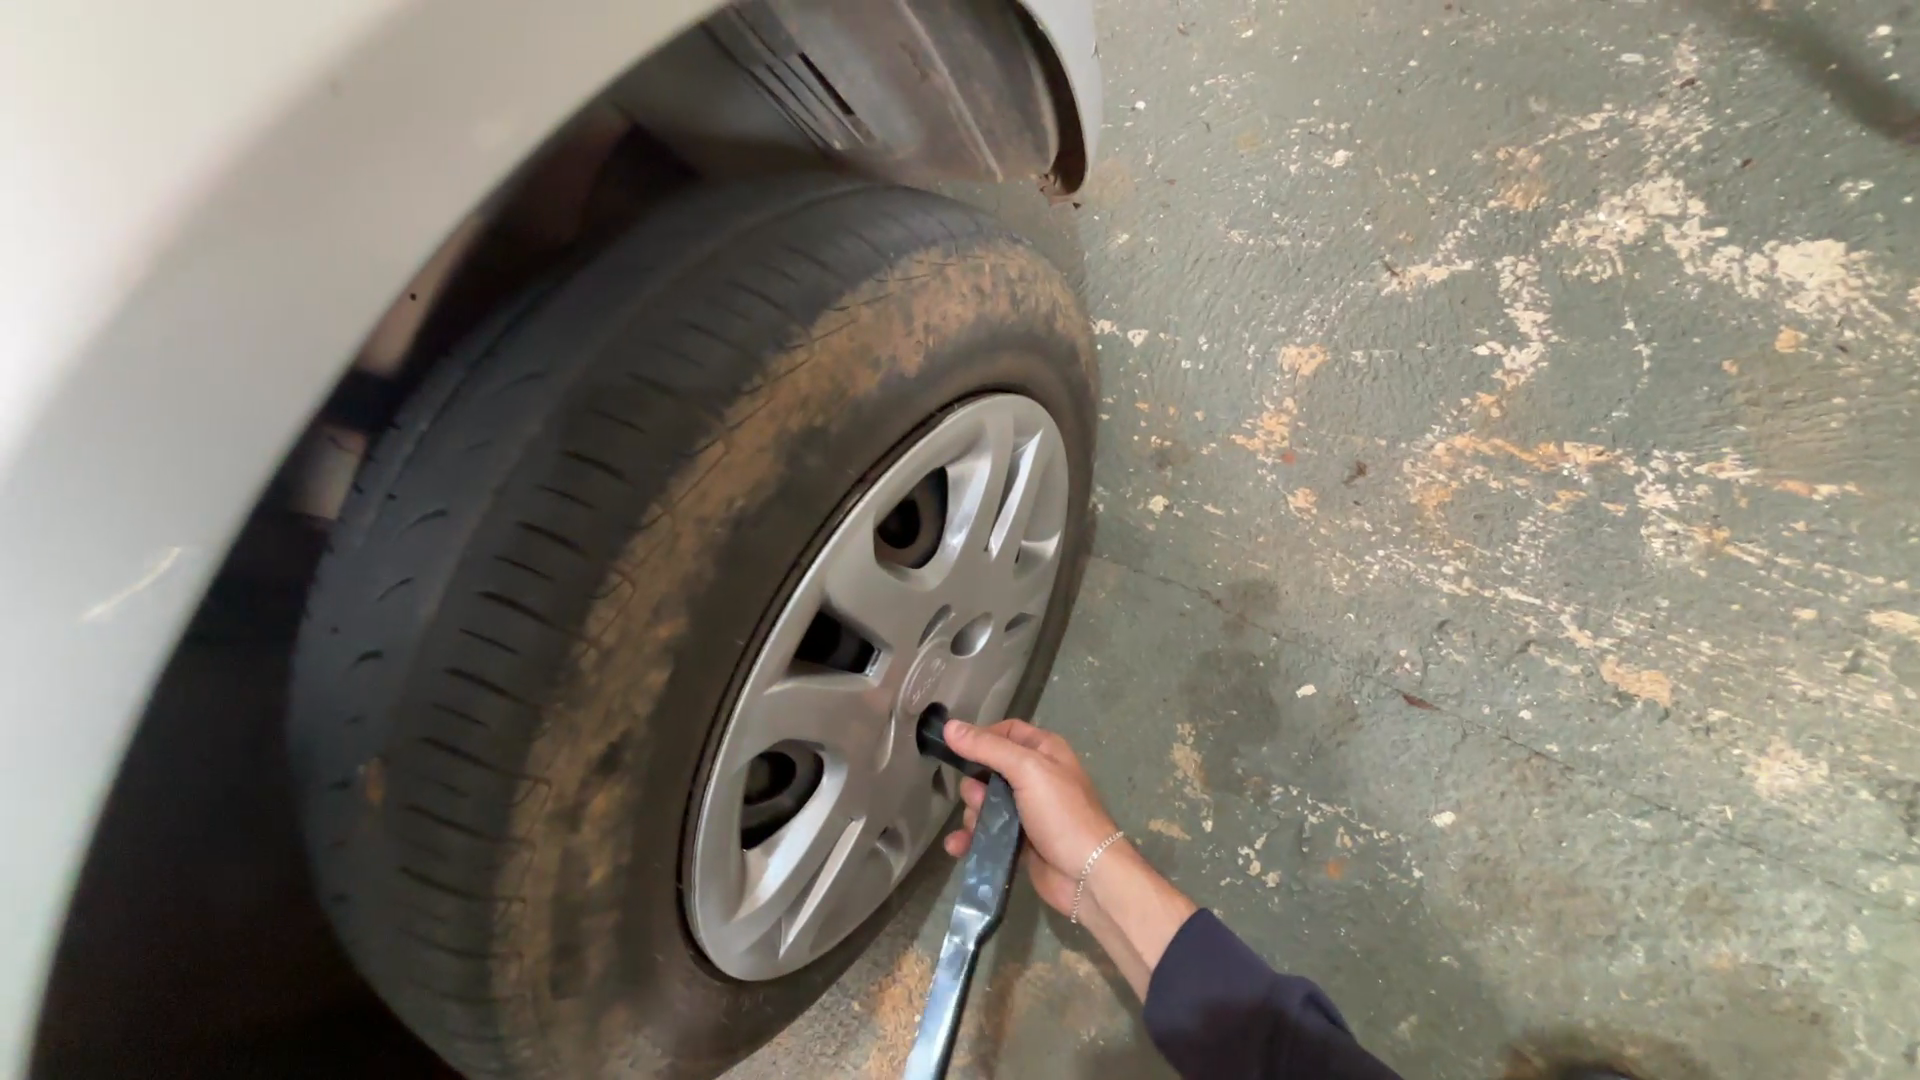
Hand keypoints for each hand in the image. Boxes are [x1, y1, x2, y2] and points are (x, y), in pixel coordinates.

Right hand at [941, 718, 1120, 916]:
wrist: (1087, 874)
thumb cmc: (1062, 813)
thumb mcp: (1027, 770)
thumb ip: (988, 748)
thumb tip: (950, 726)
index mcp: (1044, 751)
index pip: (1006, 732)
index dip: (982, 738)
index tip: (957, 749)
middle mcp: (1036, 776)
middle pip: (990, 770)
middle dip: (976, 787)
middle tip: (979, 801)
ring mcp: (1027, 810)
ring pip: (985, 803)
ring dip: (973, 815)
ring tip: (976, 829)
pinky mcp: (1019, 839)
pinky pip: (987, 831)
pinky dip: (971, 837)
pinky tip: (958, 846)